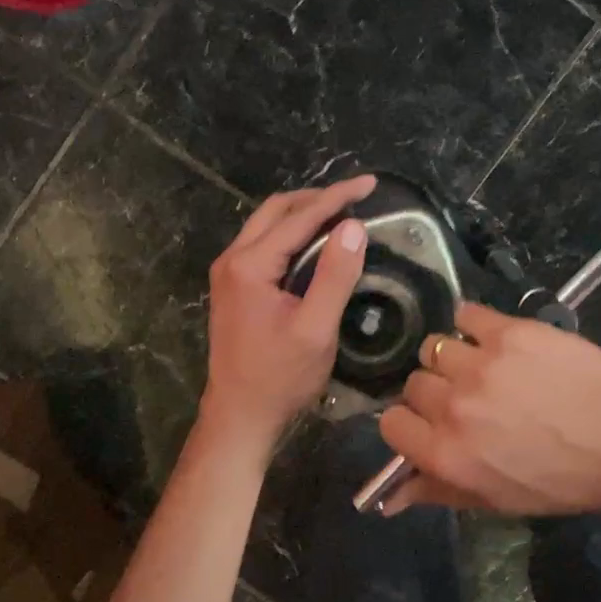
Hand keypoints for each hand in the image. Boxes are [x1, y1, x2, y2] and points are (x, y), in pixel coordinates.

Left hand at [202, 176, 373, 449]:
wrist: (239, 417)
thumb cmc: (279, 378)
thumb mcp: (316, 329)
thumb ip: (335, 276)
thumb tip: (354, 227)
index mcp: (250, 265)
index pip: (300, 217)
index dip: (337, 197)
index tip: (371, 184)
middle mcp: (233, 259)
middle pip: (277, 209)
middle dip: (318, 198)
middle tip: (357, 196)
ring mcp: (229, 272)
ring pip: (268, 224)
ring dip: (304, 213)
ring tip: (343, 213)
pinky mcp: (234, 286)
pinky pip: (265, 242)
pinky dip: (293, 232)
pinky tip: (317, 242)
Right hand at [378, 303, 600, 516]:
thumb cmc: (562, 481)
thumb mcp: (495, 500)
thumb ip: (438, 491)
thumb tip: (389, 497)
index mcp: (447, 455)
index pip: (392, 424)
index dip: (410, 423)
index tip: (431, 423)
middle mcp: (454, 407)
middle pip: (414, 383)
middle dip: (435, 392)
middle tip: (469, 398)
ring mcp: (480, 364)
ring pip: (436, 347)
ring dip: (454, 358)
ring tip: (484, 366)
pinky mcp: (509, 331)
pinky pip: (467, 315)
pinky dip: (473, 324)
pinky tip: (494, 337)